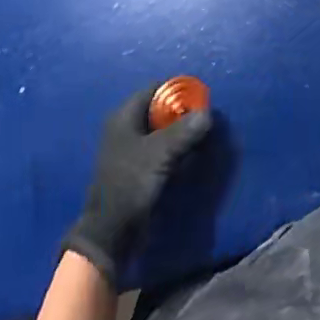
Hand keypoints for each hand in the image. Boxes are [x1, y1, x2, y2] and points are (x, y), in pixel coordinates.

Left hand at [62, 85, 212, 279]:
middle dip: (181, 113)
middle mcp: (125, 128)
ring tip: (204, 137)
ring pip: (159, 132)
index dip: (176, 90)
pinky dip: (174, 150)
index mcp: (123, 116)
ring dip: (179, 134)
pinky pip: (159, 151)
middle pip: (157, 111)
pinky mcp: (137, 169)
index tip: (201, 98)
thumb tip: (207, 113)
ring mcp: (130, 149)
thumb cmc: (131, 184)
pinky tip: (191, 157)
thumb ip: (182, 132)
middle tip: (207, 120)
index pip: (152, 90)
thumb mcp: (159, 154)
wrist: (112, 229)